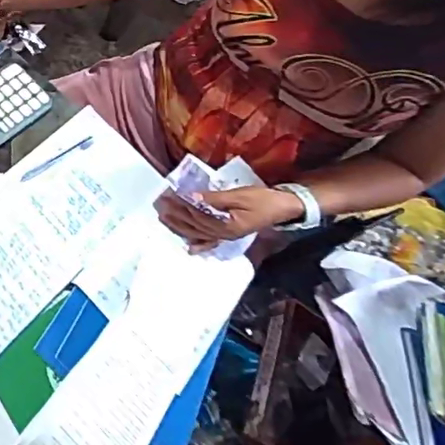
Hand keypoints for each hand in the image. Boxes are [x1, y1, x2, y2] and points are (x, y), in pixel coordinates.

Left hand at [154, 186, 303, 249]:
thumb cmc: (263, 199)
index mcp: (227, 225)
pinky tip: (190, 248)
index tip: (167, 196)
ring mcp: (227, 236)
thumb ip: (215, 198)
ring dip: (180, 226)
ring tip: (163, 219)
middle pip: (194, 225)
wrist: (285, 207)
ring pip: (198, 233)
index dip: (181, 206)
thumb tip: (192, 197)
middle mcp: (225, 234)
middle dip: (175, 215)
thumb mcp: (239, 195)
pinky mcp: (230, 234)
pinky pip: (212, 242)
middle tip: (159, 205)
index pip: (197, 215)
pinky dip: (200, 244)